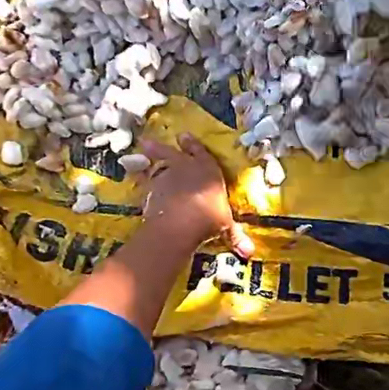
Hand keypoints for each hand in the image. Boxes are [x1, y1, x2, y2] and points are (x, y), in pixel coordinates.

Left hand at [139, 135, 253, 257]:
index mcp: (209, 170)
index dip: (194, 146)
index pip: (202, 153)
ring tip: (143, 149)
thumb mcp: (225, 228)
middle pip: (174, 153)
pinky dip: (142, 180)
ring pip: (157, 164)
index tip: (185, 136)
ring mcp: (167, 177)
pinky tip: (139, 180)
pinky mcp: (151, 190)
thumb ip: (234, 236)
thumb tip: (250, 253)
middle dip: (164, 147)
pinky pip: (146, 181)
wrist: (180, 223)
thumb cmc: (209, 219)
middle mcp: (187, 168)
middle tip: (151, 141)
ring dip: (151, 158)